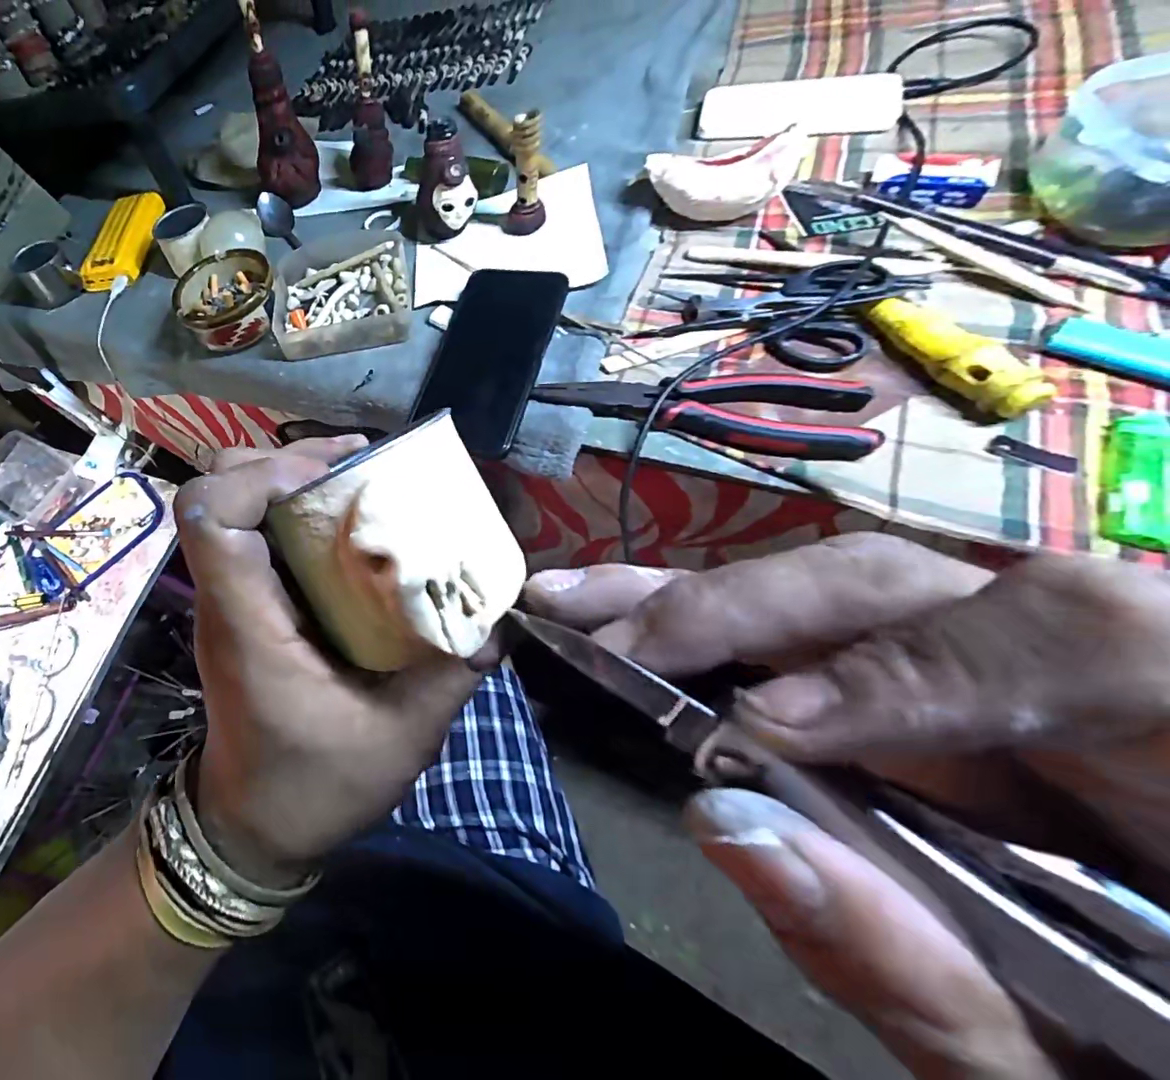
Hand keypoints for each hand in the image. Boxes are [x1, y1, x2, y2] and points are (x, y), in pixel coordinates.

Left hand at [179, 438, 498, 887]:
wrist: (256, 822)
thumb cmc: (316, 786)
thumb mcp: (402, 735)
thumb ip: (451, 668)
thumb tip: (498, 612)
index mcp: (247, 623)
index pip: (210, 516)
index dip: (261, 476)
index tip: (329, 477)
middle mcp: (225, 599)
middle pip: (216, 492)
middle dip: (282, 462)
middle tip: (357, 465)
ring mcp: (228, 600)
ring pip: (231, 507)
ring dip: (289, 481)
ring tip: (359, 480)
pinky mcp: (243, 607)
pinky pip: (252, 535)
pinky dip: (292, 513)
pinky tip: (348, 526)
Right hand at [523, 534, 1169, 1079]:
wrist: (1167, 1043)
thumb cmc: (1155, 1068)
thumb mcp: (1068, 1077)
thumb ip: (922, 970)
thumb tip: (721, 821)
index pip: (1092, 645)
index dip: (909, 668)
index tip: (757, 727)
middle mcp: (1095, 687)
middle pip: (918, 586)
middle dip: (745, 610)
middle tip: (612, 649)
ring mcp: (997, 676)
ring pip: (846, 589)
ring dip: (694, 599)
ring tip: (567, 603)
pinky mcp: (917, 691)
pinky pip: (809, 635)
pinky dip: (705, 626)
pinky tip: (617, 618)